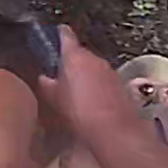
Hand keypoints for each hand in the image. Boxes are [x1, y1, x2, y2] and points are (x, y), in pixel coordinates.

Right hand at [30, 25, 148, 147]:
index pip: (65, 34)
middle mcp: (95, 59)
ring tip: (74, 92)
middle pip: (80, 53)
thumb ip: (45, 83)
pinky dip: (98, 87)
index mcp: (74, 55)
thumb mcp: (53, 97)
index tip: (52, 34)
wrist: (117, 134)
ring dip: (85, 75)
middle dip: (70, 61)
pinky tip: (91, 103)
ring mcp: (111, 73)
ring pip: (93, 67)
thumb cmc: (79, 111)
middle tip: (58, 74)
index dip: (58, 33)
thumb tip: (44, 78)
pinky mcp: (123, 88)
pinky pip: (105, 81)